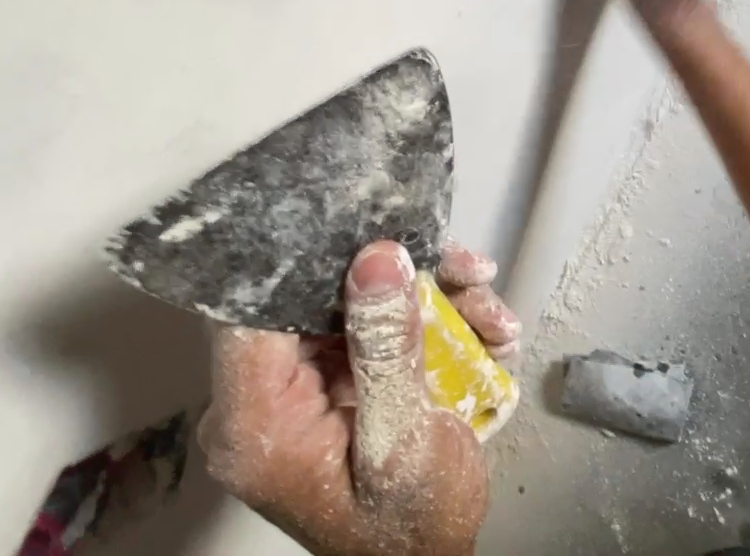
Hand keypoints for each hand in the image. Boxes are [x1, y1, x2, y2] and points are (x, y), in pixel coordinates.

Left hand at [199, 240, 520, 555]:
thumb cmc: (408, 523)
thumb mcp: (402, 440)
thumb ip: (386, 350)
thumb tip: (376, 257)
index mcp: (256, 419)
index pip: (254, 313)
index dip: (305, 261)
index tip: (371, 225)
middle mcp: (275, 393)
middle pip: (325, 296)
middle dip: (404, 278)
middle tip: (469, 270)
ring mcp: (317, 382)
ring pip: (368, 302)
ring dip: (441, 298)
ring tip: (494, 314)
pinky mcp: (355, 376)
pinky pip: (391, 325)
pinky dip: (446, 320)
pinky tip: (491, 333)